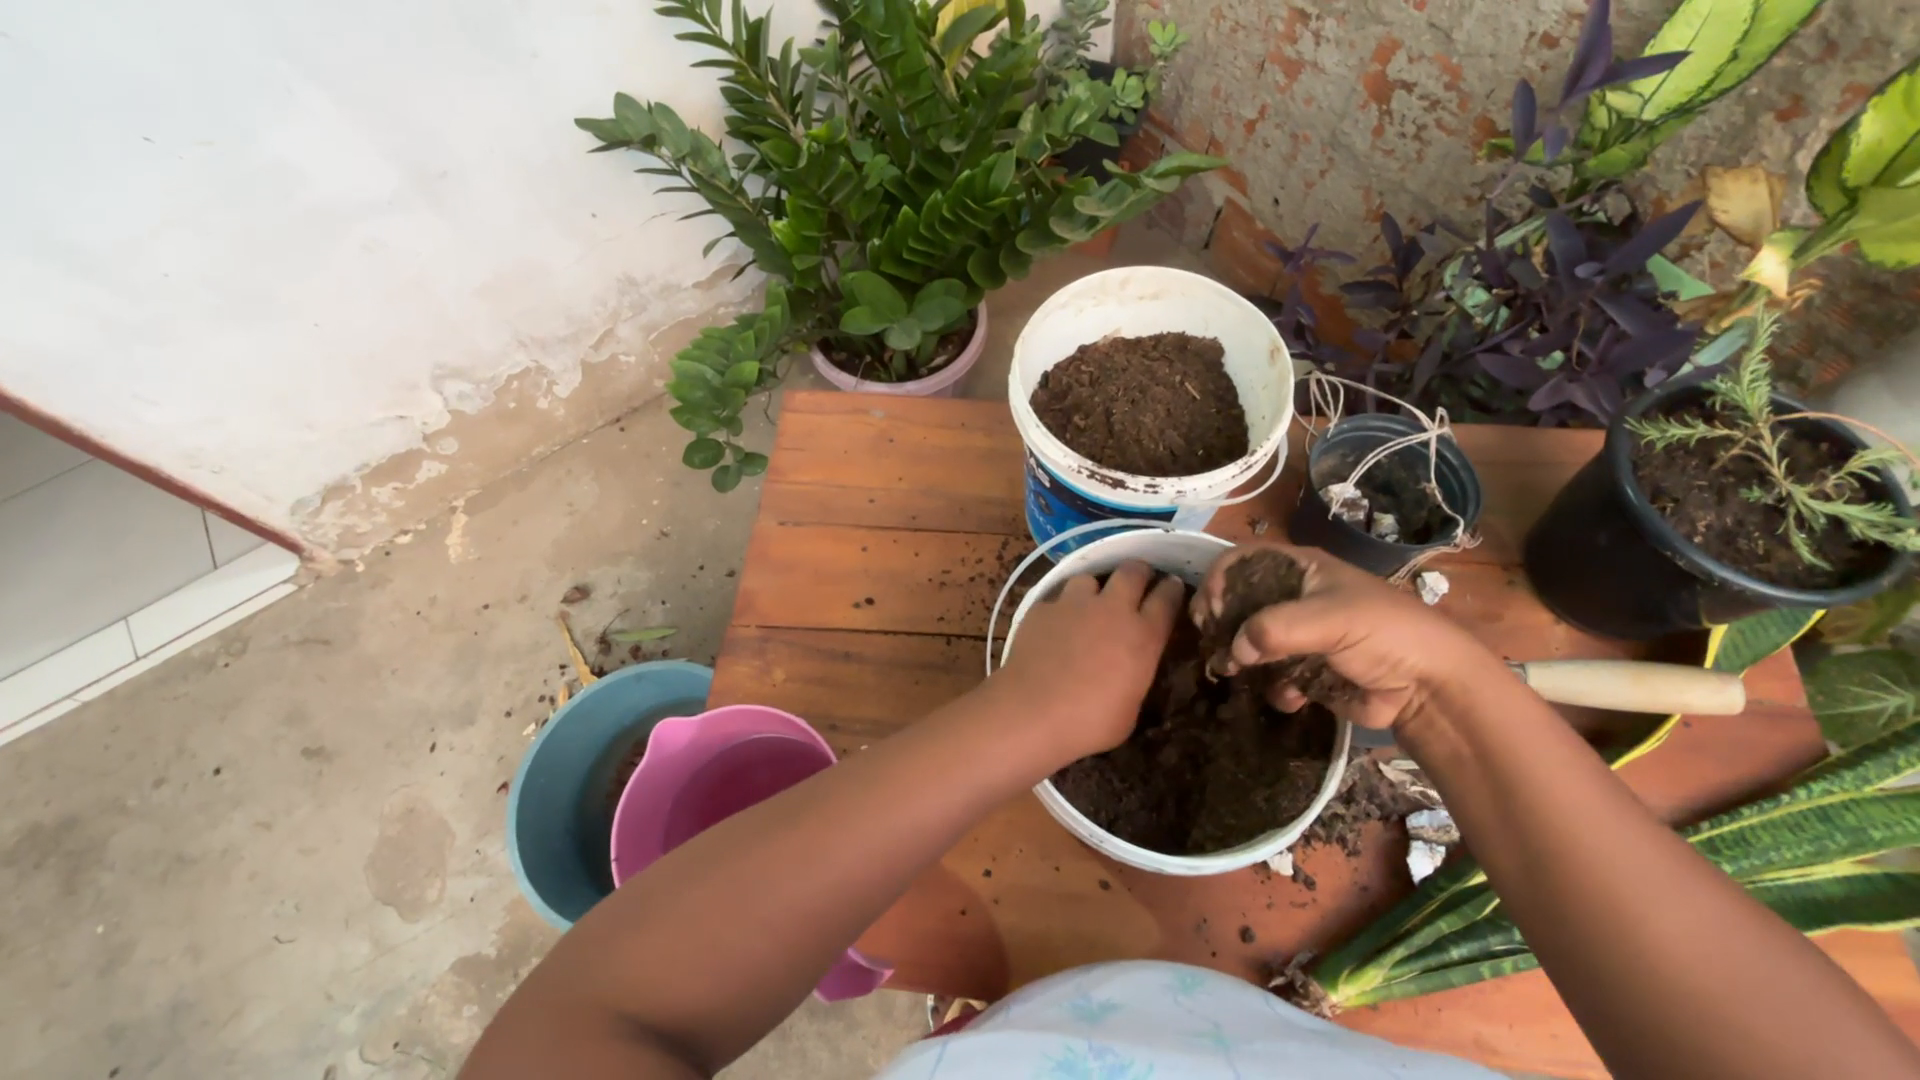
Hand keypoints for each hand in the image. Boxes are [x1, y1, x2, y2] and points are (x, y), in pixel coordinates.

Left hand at [991, 560, 1185, 759]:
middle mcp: (1111, 609)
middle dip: (1139, 573)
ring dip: (1095, 588)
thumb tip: (1132, 670)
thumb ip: (1136, 677)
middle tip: (1138, 582)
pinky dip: (1060, 609)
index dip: (1172, 590)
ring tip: (1090, 604)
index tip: (1173, 588)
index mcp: (1142, 636)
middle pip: (1132, 571)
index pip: (1167, 598)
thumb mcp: (1130, 708)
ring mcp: (1073, 605)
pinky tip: (1055, 627)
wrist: (1031, 712)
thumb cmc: (1090, 723)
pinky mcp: (1041, 609)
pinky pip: (1056, 599)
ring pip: (1089, 578)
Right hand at [1194, 543, 1504, 729]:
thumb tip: (1233, 651)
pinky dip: (1275, 690)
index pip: (1243, 561)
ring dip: (1241, 662)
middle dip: (1224, 626)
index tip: (1211, 608)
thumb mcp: (1330, 618)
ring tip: (1238, 675)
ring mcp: (1299, 638)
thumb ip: (1276, 629)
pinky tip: (1293, 696)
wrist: (1430, 686)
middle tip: (1216, 646)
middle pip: (1239, 605)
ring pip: (1250, 645)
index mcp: (1301, 570)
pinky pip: (1272, 679)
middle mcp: (1294, 600)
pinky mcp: (1305, 673)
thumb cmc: (1384, 633)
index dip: (1220, 579)